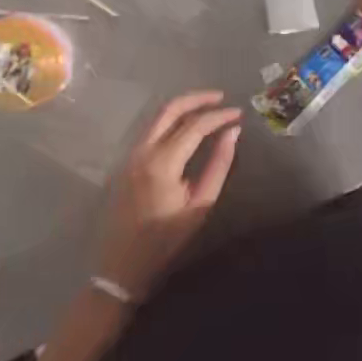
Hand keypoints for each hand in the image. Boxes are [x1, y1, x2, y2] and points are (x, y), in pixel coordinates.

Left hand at [96, 91, 241, 298]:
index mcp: (162, 162)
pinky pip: (150, 130)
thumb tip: (232, 133)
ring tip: (208, 108)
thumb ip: (218, 165)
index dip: (219, 116)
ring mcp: (131, 154)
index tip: (239, 115)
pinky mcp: (127, 160)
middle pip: (170, 109)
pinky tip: (187, 125)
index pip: (194, 126)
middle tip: (221, 98)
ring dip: (183, 107)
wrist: (122, 262)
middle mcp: (143, 151)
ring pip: (157, 117)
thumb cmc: (165, 239)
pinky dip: (170, 120)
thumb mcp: (200, 205)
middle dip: (197, 99)